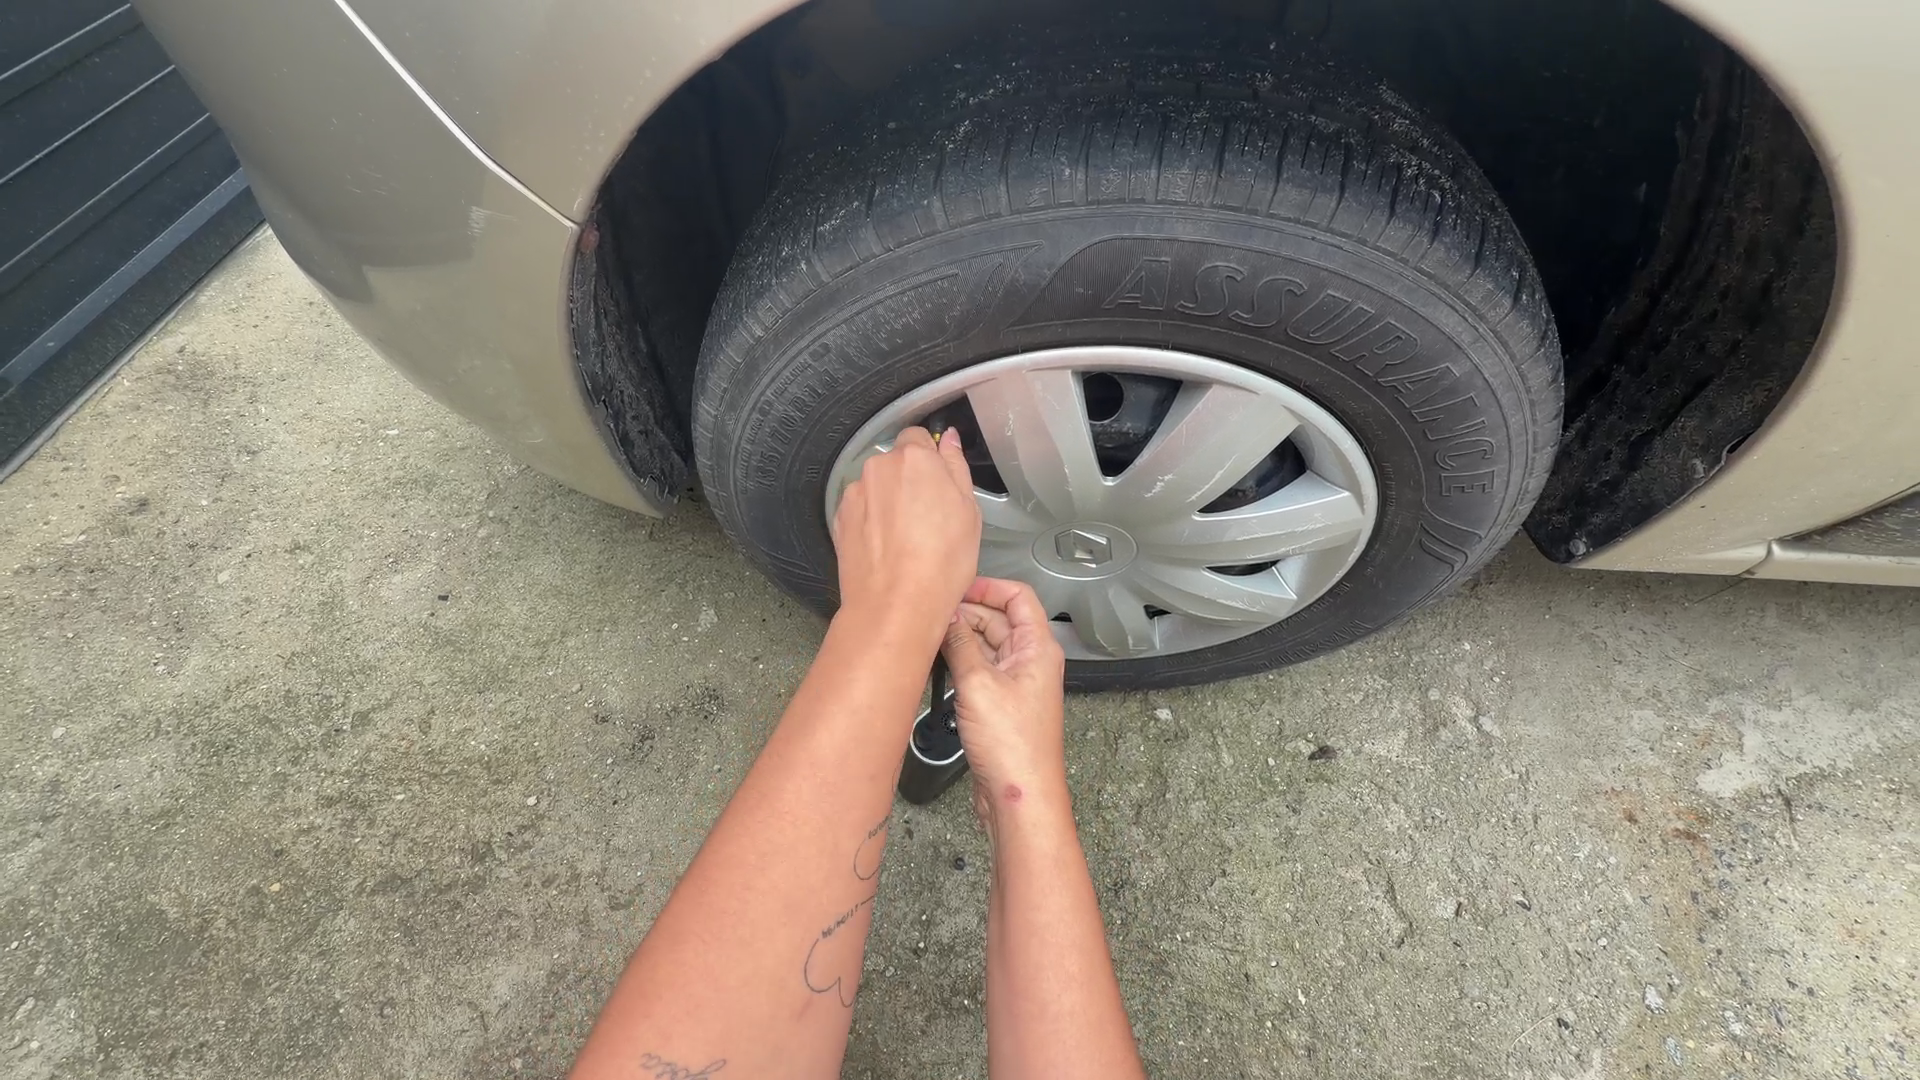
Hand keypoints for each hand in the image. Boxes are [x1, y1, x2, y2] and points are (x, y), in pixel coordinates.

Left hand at [831, 427, 981, 638]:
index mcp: (915, 458)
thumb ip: (956, 466)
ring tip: (908, 539)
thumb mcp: (969, 512)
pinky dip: (873, 522)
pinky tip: (889, 548)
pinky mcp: (840, 518)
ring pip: (877, 487)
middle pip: (896, 463)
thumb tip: (949, 440)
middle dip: (910, 482)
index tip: (939, 483)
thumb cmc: (940, 563)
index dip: (930, 460)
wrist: (895, 605)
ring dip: (889, 502)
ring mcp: (856, 493)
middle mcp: (879, 468)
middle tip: (929, 518)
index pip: (917, 437)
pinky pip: (862, 510)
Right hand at [940, 577, 1069, 832]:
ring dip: (960, 638)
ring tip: (929, 635)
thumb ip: (960, 644)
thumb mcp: (979, 684)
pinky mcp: (1000, 703)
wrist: (1018, 795)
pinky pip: (980, 669)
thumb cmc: (1012, 744)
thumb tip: (947, 616)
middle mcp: (1030, 660)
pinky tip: (937, 661)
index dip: (988, 586)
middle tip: (932, 614)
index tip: (957, 588)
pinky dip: (960, 662)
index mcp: (1037, 647)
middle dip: (967, 612)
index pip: (1018, 596)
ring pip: (986, 644)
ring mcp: (1015, 682)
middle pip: (999, 619)